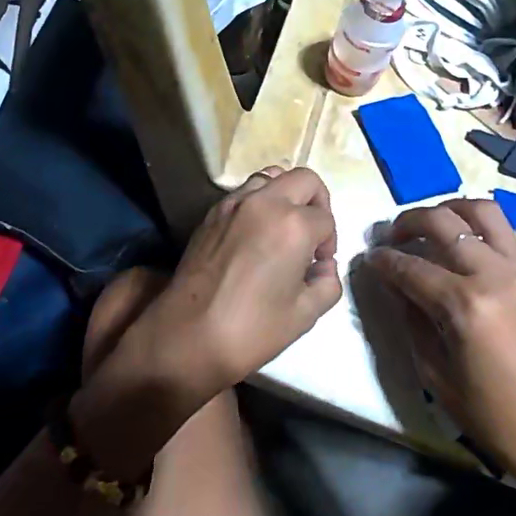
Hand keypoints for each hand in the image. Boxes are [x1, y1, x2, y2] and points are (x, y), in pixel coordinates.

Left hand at [70, 168, 340, 478]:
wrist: (185, 339)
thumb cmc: (251, 330)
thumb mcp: (305, 315)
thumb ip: (327, 283)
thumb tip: (323, 266)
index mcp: (293, 225)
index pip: (326, 219)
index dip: (329, 242)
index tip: (320, 264)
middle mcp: (265, 203)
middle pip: (305, 180)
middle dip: (318, 203)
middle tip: (313, 235)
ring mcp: (234, 204)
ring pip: (272, 177)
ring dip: (286, 195)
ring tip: (284, 228)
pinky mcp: (212, 213)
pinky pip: (245, 192)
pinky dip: (260, 202)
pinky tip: (257, 235)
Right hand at [360, 198, 515, 496]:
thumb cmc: (496, 417)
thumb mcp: (438, 377)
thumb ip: (413, 323)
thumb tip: (396, 288)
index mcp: (465, 305)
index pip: (411, 267)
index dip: (383, 261)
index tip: (368, 257)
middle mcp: (492, 273)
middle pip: (442, 222)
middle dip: (408, 222)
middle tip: (391, 237)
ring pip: (479, 210)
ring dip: (447, 210)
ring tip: (428, 225)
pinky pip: (503, 228)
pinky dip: (476, 222)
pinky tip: (461, 238)